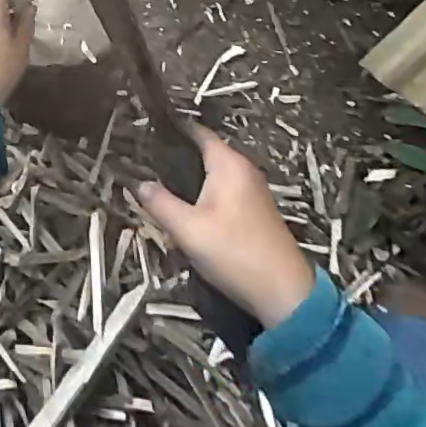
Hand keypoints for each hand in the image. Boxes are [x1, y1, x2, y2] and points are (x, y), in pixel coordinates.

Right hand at [136, 126, 313, 327]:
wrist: (286, 296)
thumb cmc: (235, 252)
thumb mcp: (188, 229)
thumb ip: (160, 202)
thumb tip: (139, 184)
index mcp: (228, 163)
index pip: (196, 131)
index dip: (171, 130)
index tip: (144, 136)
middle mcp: (242, 169)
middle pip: (201, 155)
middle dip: (174, 164)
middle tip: (144, 173)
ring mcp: (251, 191)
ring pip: (209, 179)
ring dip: (187, 189)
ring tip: (160, 200)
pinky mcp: (254, 212)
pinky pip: (220, 195)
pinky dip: (202, 202)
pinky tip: (186, 222)